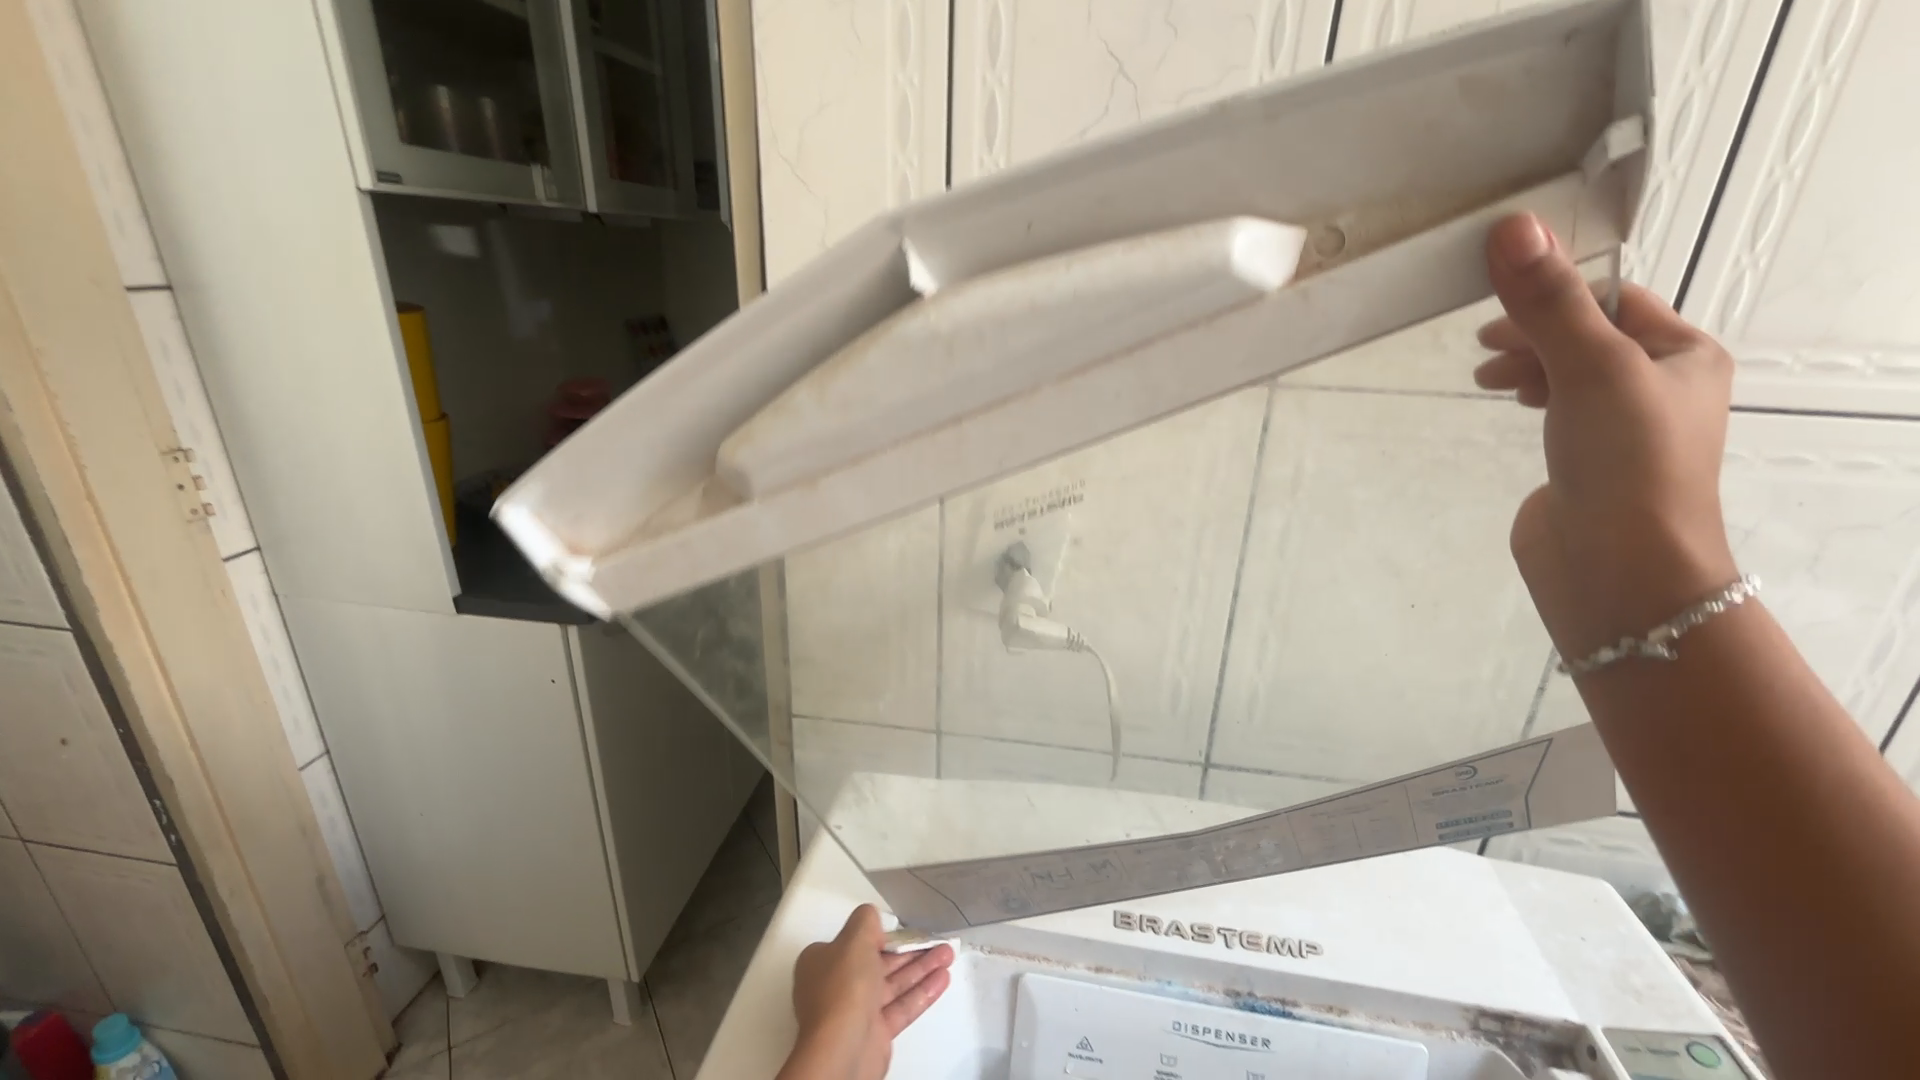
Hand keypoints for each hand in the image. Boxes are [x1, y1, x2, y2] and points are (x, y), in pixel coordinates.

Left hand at [778, 905, 954, 1079]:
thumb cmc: (844, 988)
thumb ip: (866, 922)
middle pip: (879, 962)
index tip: (903, 929)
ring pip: (893, 983)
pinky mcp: (875, 1032)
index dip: (879, 935)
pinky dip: (921, 992)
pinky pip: (901, 1006)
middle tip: (937, 939)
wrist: (841, 1050)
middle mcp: (837, 985)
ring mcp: (856, 1010)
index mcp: (823, 961)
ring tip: (948, 954)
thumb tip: (872, 916)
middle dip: (909, 950)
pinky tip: (943, 978)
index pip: (854, 942)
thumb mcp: (853, 940)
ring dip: (921, 968)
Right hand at [1473, 214, 1738, 665]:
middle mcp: (1661, 387)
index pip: (1615, 300)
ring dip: (1527, 363)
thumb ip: (1549, 302)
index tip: (1498, 298)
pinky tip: (1508, 402)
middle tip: (1483, 344)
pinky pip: (1557, 409)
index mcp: (1685, 356)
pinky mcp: (1586, 463)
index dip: (1557, 291)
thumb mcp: (1590, 367)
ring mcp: (1622, 429)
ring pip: (1569, 372)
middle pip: (1587, 335)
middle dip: (1534, 331)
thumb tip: (1511, 227)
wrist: (1616, 566)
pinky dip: (1530, 396)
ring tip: (1486, 377)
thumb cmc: (1624, 460)